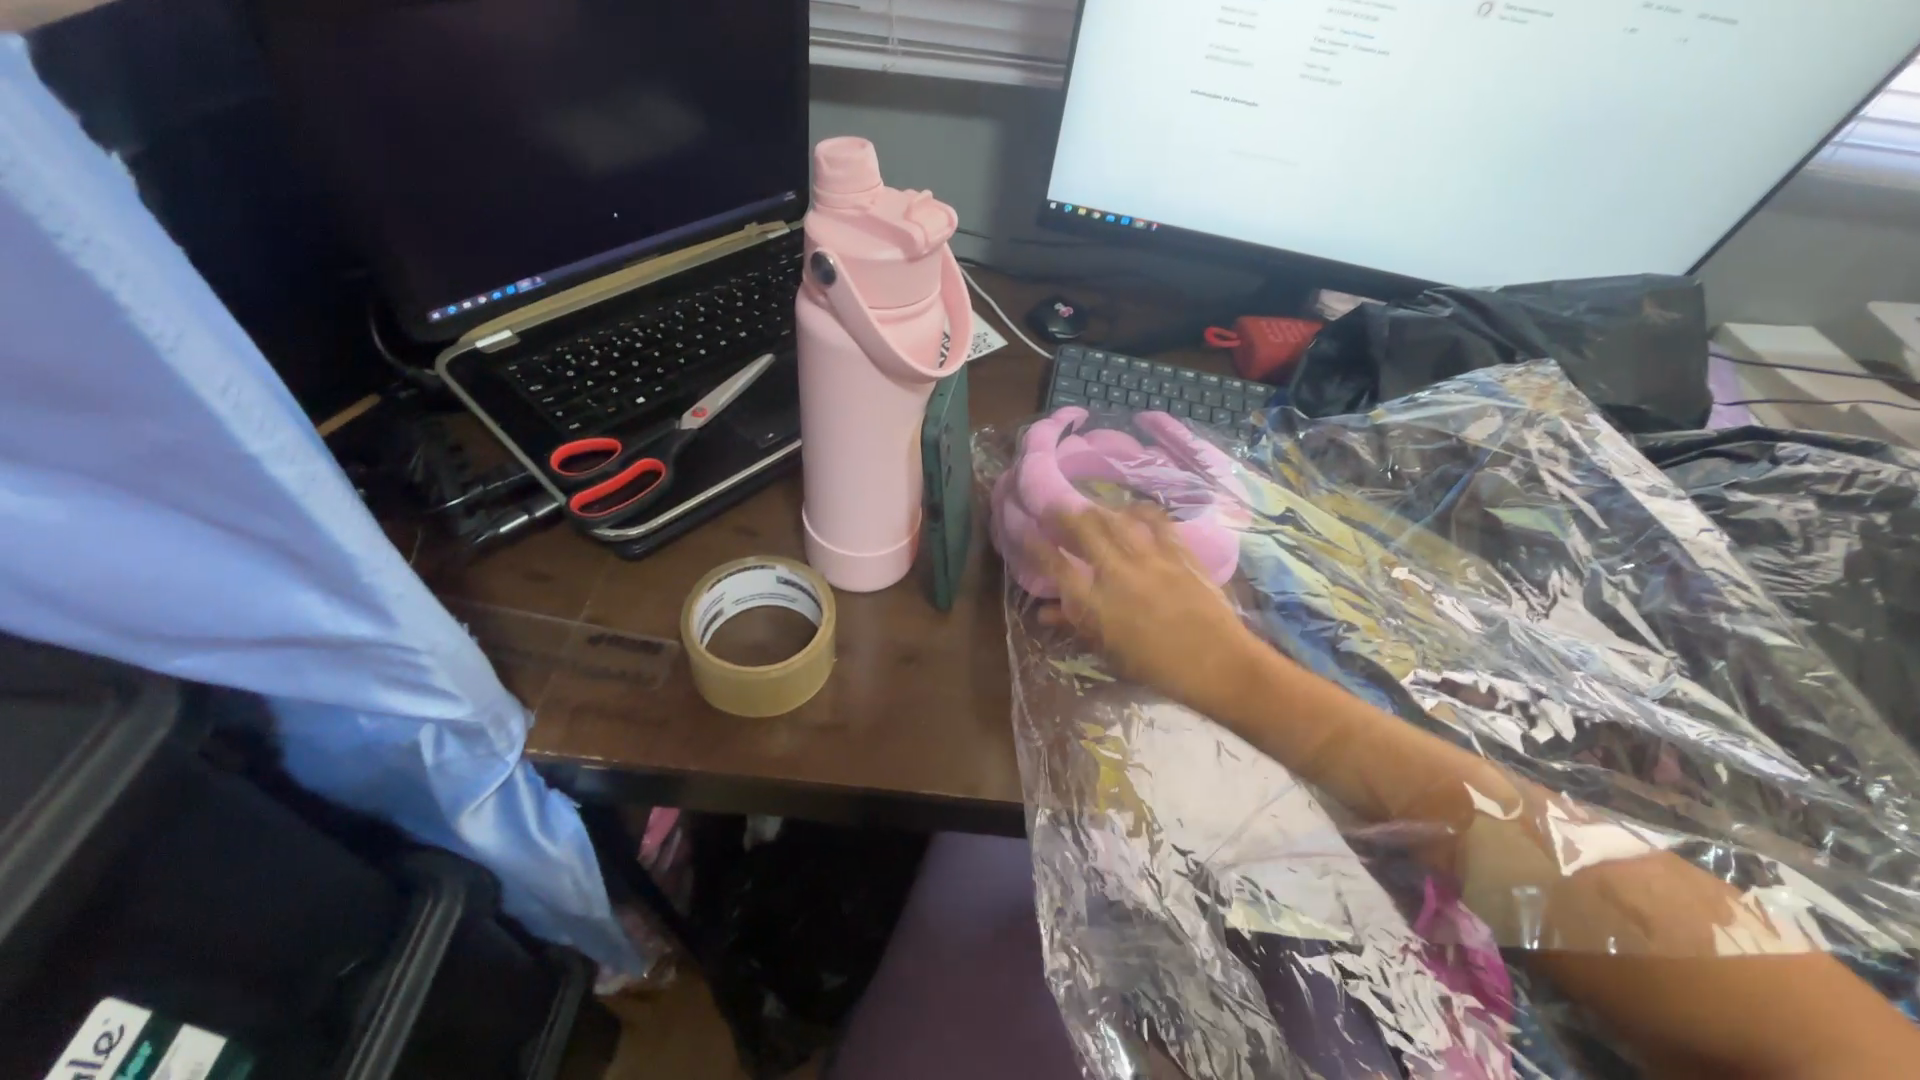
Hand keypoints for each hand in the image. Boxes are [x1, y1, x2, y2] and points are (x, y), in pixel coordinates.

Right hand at [1029, 504, 1264, 709]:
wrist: (1217, 664)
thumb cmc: (1157, 668)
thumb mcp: (1110, 651)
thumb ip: (1077, 625)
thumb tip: (1046, 611)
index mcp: (1096, 605)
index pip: (1056, 567)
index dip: (1036, 546)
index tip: (1025, 532)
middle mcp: (1118, 574)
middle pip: (1084, 531)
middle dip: (1063, 515)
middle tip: (1052, 507)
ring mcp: (1150, 559)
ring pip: (1116, 521)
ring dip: (1096, 511)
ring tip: (1086, 507)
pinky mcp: (1178, 553)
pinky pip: (1156, 522)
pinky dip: (1140, 511)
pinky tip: (1131, 509)